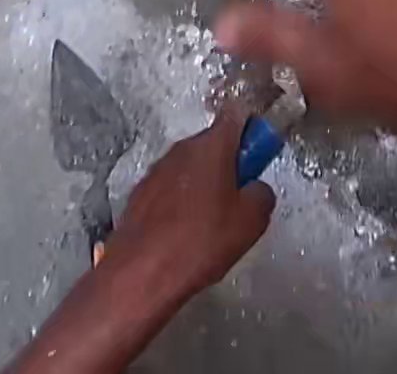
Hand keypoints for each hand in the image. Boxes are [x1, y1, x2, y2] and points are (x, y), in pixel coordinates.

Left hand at [105, 108, 275, 298]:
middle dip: (229, 160)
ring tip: (210, 220)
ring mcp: (154, 173)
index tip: (258, 155)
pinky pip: (169, 189)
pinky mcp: (135, 199)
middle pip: (213, 141)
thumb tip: (254, 189)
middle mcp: (182, 150)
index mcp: (212, 144)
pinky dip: (179, 203)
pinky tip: (183, 234)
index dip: (252, 129)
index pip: (237, 113)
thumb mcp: (253, 219)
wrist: (134, 283)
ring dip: (203, 182)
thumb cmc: (199, 242)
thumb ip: (263, 192)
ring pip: (190, 166)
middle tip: (239, 194)